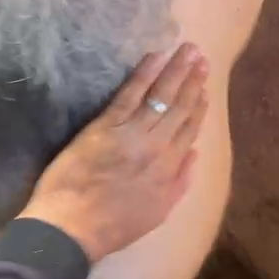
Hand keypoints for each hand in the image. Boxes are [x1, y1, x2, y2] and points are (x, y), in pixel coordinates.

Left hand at [17, 44, 208, 262]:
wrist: (72, 229)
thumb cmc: (113, 226)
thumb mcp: (158, 212)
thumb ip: (180, 182)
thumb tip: (195, 153)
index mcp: (170, 168)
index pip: (189, 129)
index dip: (199, 107)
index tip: (206, 88)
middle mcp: (157, 146)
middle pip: (179, 107)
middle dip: (193, 80)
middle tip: (202, 57)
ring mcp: (132, 133)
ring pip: (160, 96)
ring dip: (176, 70)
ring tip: (188, 49)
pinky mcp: (106, 126)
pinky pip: (130, 94)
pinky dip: (145, 74)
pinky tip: (156, 56)